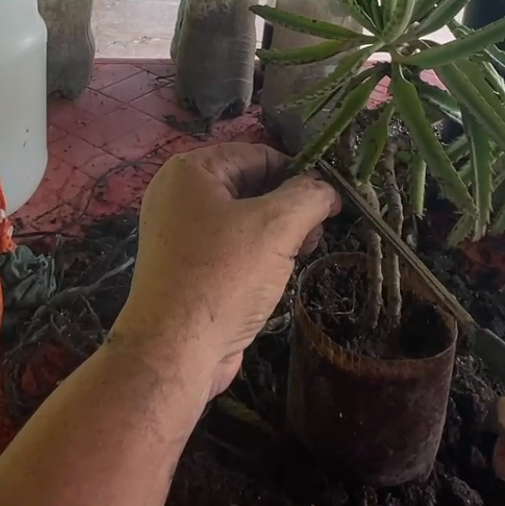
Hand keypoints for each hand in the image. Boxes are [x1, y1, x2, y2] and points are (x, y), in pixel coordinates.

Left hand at [106, 142, 339, 402]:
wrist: (173, 350)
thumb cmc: (224, 276)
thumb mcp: (276, 227)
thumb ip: (309, 197)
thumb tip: (330, 188)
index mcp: (191, 169)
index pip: (259, 155)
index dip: (298, 174)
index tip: (331, 201)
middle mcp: (178, 193)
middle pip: (250, 185)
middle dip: (288, 207)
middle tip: (316, 234)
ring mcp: (176, 231)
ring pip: (241, 218)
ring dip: (276, 234)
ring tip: (299, 256)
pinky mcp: (183, 265)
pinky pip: (227, 246)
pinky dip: (254, 254)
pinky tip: (274, 276)